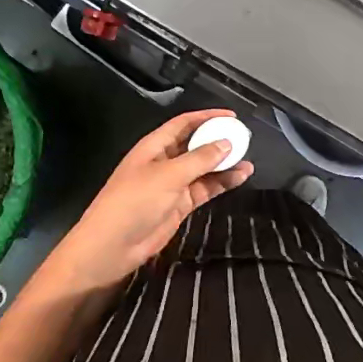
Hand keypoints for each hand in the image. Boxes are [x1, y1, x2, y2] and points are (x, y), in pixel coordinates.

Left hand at [44, 109, 252, 292]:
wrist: (113, 244)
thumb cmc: (134, 202)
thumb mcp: (168, 175)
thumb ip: (200, 159)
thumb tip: (226, 143)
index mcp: (154, 146)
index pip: (183, 124)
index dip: (206, 117)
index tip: (232, 117)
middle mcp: (164, 161)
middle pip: (195, 145)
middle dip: (218, 140)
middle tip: (245, 139)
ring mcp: (172, 184)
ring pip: (203, 168)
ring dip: (224, 163)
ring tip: (249, 159)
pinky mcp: (180, 205)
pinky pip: (205, 188)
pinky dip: (222, 183)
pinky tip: (240, 177)